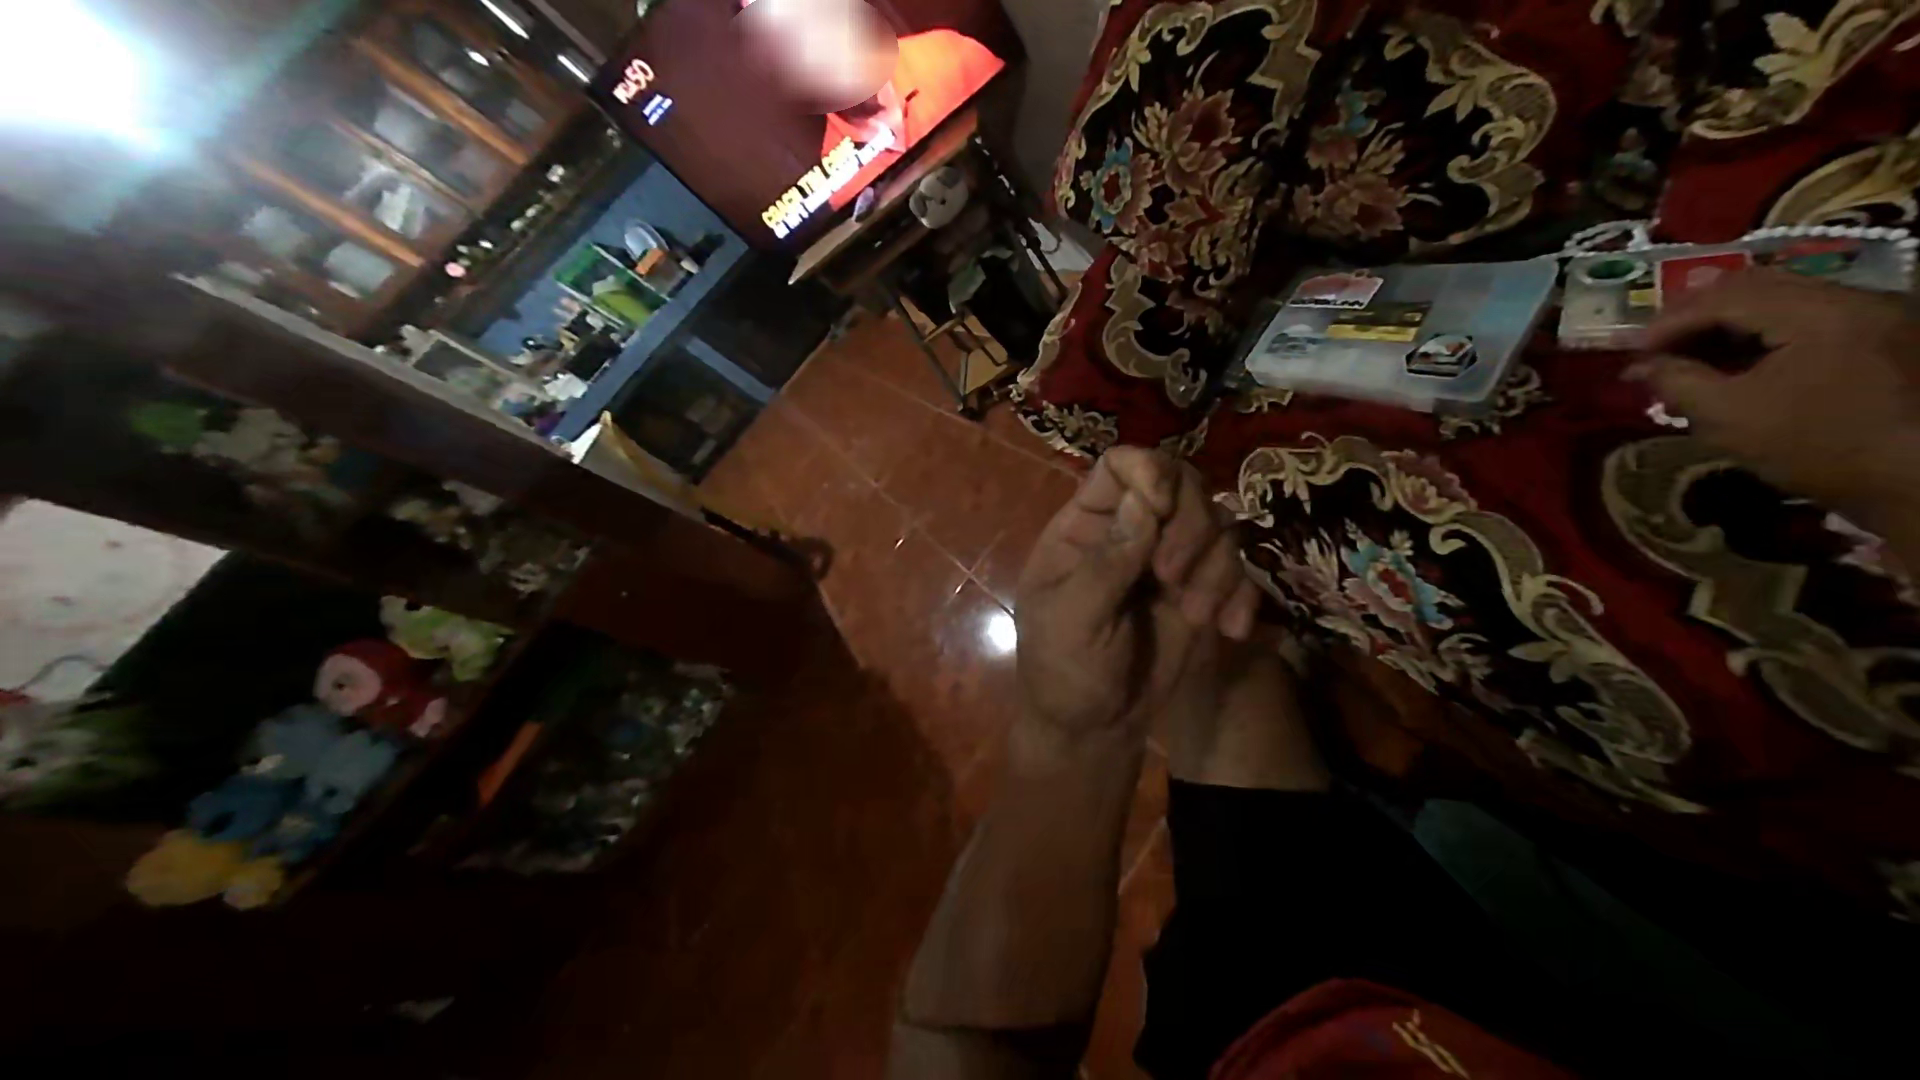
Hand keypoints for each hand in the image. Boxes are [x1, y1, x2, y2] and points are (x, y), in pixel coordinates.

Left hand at [1014, 449, 1259, 737]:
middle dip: (1189, 526)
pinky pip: (1238, 568)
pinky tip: (1228, 630)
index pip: (1120, 466)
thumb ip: (1108, 560)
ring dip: (1216, 566)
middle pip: (1181, 485)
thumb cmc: (1065, 670)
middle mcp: (1130, 532)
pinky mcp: (1200, 591)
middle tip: (1172, 577)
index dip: (1149, 472)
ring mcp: (1167, 560)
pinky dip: (1242, 594)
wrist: (1096, 727)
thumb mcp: (1074, 618)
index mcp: (1083, 528)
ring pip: (1217, 523)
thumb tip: (1146, 498)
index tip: (1161, 509)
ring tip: (1196, 615)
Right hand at [1628, 270, 1919, 518]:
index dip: (1665, 323)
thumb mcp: (1727, 417)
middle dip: (1692, 315)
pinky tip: (1730, 359)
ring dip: (1722, 323)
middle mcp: (1856, 299)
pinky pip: (1805, 317)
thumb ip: (1676, 381)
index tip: (1625, 351)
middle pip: (1756, 286)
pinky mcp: (1880, 335)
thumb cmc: (1814, 446)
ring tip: (1683, 354)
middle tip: (1649, 346)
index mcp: (1820, 313)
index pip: (1725, 299)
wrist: (1915, 479)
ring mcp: (1875, 315)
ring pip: (1781, 298)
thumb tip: (1638, 366)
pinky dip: (1757, 332)